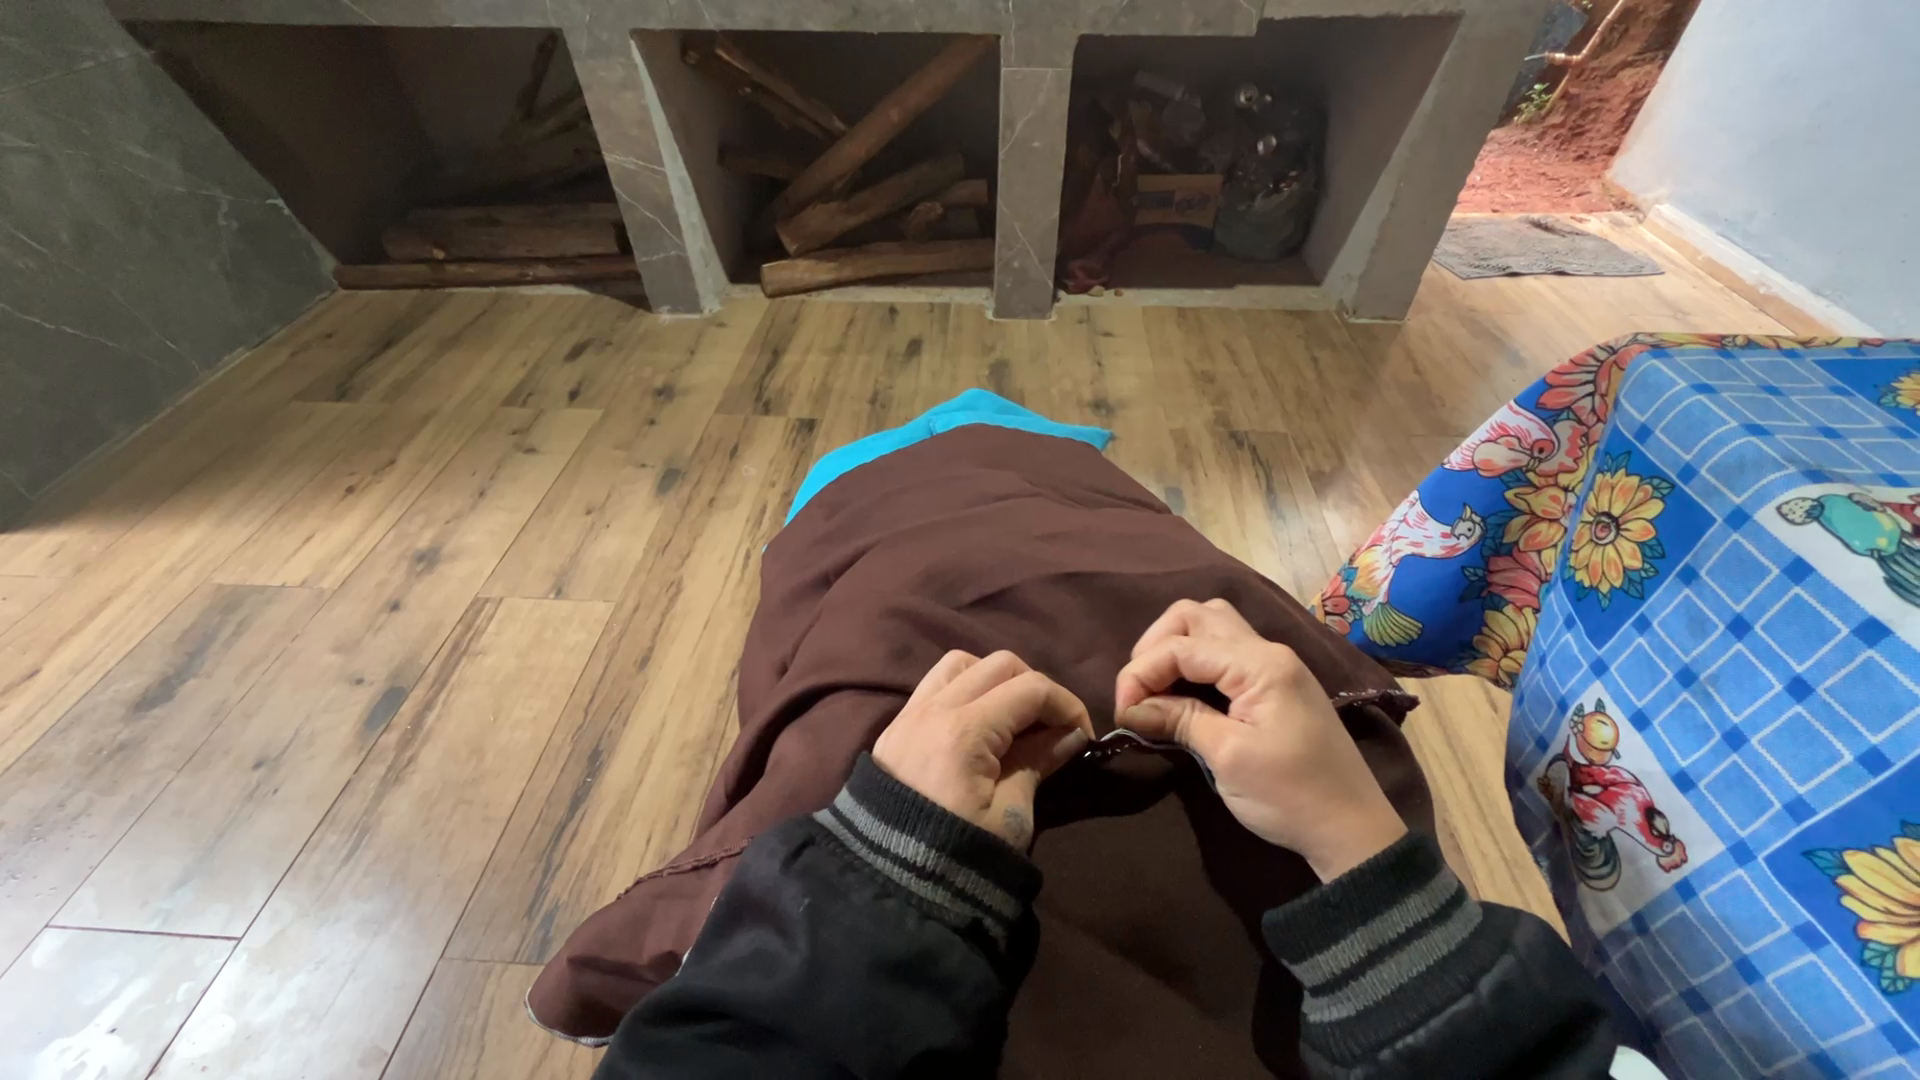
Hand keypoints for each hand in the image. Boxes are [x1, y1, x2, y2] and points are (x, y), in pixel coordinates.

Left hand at [874, 650, 1095, 850]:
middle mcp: (935, 708)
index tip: (1083, 735)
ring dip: (996, 679)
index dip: (1067, 705)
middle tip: (1052, 726)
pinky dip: (965, 688)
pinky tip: (979, 723)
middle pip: (999, 664)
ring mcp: (910, 713)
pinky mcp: (896, 726)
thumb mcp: (1010, 817)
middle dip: (1036, 687)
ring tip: (1014, 717)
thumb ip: (1038, 762)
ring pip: (961, 663)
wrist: (886, 884)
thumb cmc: (955, 856)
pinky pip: (935, 684)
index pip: (1031, 688)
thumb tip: (1068, 735)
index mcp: (965, 730)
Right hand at [1114, 599, 1406, 881]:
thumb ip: (1178, 720)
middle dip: (1155, 647)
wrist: (1352, 831)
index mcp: (1260, 665)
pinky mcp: (1273, 681)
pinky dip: (1194, 660)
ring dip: (1174, 647)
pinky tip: (1181, 690)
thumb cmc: (1290, 796)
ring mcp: (1273, 663)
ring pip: (1211, 625)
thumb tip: (1130, 709)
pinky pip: (1224, 649)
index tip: (1123, 713)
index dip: (1141, 673)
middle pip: (1195, 616)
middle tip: (1138, 691)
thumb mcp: (1227, 758)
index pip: (1182, 646)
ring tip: (1156, 686)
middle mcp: (1267, 650)